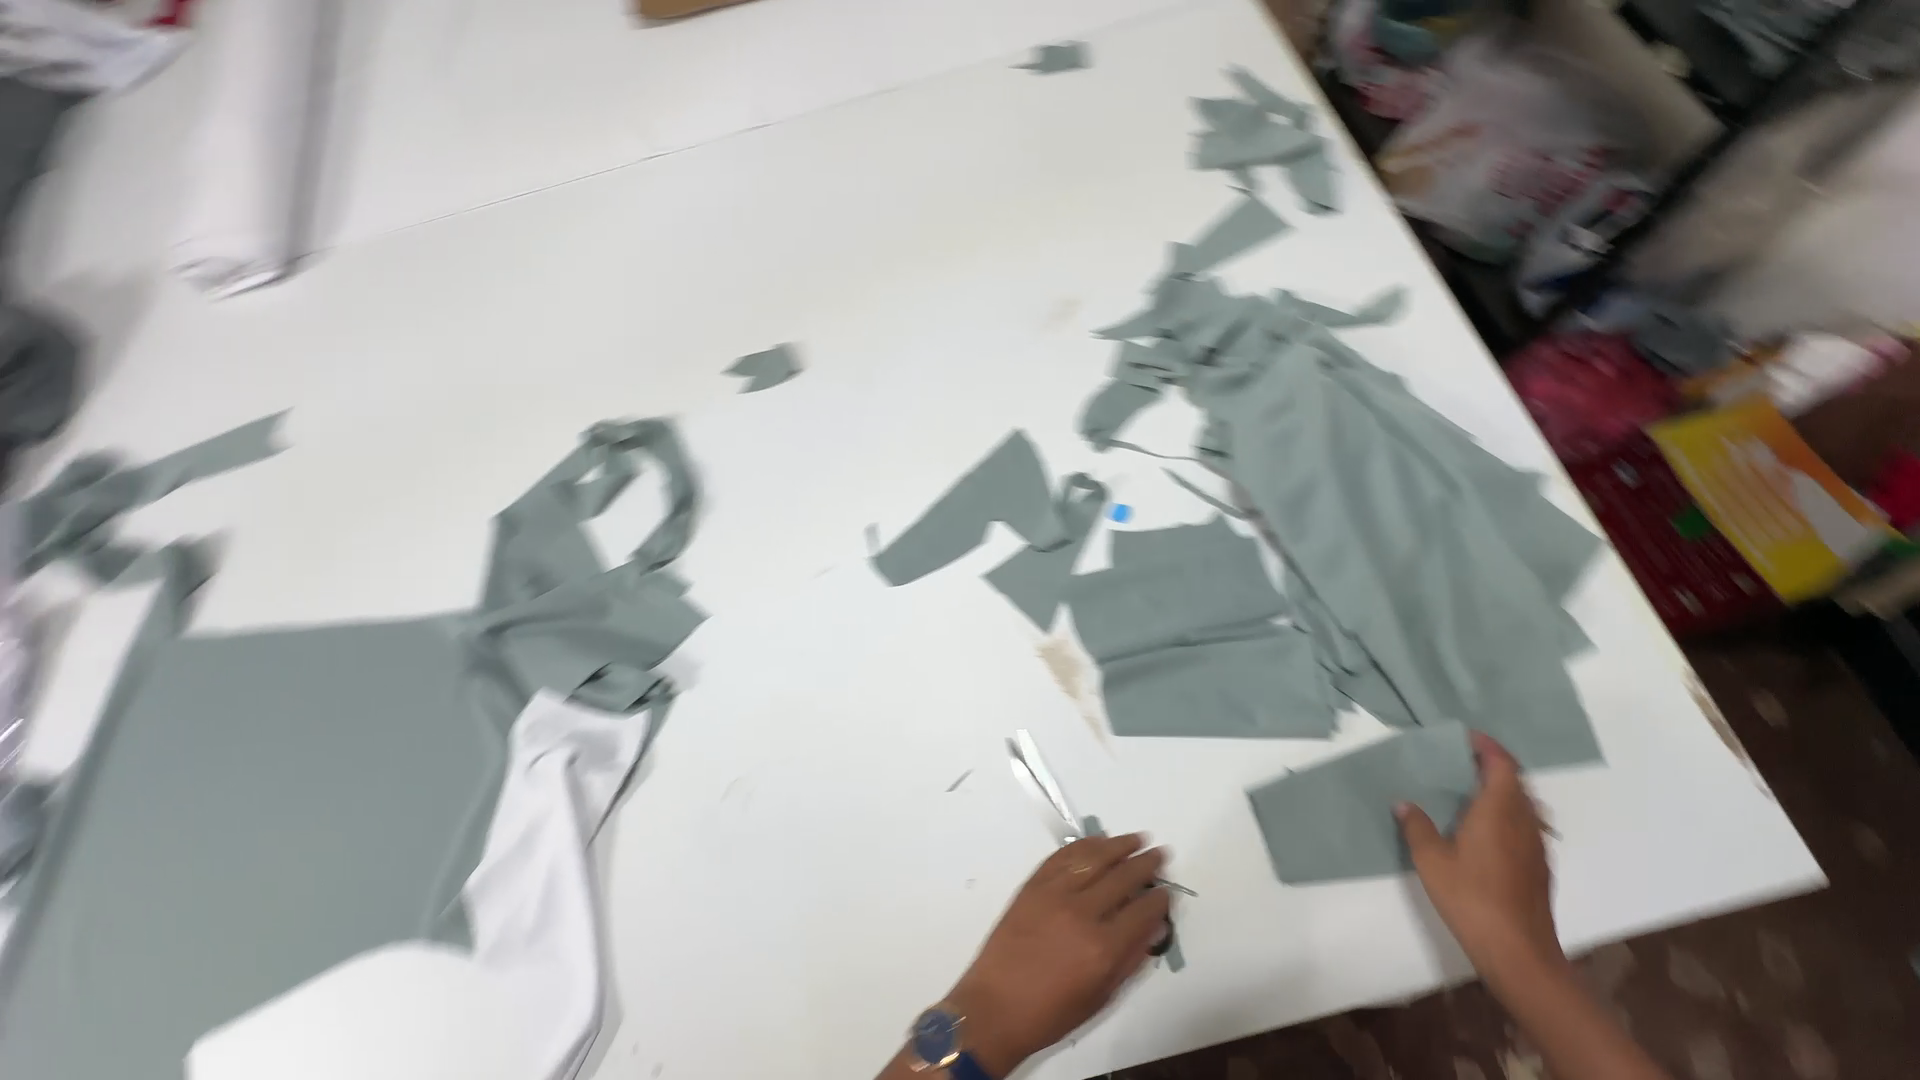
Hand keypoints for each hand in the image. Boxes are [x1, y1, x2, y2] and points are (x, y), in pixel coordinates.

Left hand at [945, 834, 1172, 1076]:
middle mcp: (1082, 913)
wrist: (995, 1006)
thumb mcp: (1101, 996)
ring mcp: (1054, 894)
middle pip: (1122, 877)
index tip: (1166, 891)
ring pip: (1093, 858)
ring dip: (1118, 845)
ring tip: (1135, 839)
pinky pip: (1062, 857)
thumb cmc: (1051, 1012)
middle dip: (1145, 864)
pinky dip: (1083, 846)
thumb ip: (1131, 959)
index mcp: (1103, 947)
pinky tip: (1098, 841)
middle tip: (1159, 854)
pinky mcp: (1033, 885)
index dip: (1159, 898)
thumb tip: (1154, 927)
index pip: (1143, 910)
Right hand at [1396, 732, 1562, 975]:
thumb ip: (1417, 826)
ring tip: (1471, 790)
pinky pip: (1526, 824)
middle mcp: (1524, 821)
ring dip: (1503, 789)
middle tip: (1462, 759)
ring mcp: (1537, 845)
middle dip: (1493, 765)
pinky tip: (1484, 829)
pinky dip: (1508, 813)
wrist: (1518, 950)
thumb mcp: (1430, 860)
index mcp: (1498, 811)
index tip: (1465, 736)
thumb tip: (1404, 804)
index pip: (1502, 765)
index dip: (1487, 747)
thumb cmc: (1470, 897)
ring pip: (1525, 804)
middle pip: (1517, 781)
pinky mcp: (1539, 866)